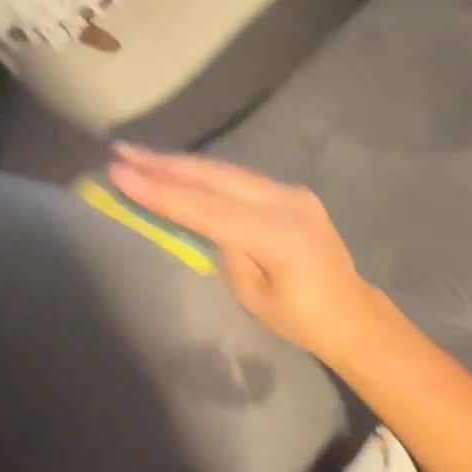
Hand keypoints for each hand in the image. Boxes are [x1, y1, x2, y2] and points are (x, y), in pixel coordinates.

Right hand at [107, 145, 394, 364]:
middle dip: (165, 164)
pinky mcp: (292, 193)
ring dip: (182, 164)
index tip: (120, 173)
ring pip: (227, 172)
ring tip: (139, 156)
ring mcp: (292, 192)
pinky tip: (178, 169)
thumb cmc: (301, 320)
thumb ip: (227, 251)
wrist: (352, 313)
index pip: (207, 208)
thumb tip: (203, 218)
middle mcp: (287, 202)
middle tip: (121, 152)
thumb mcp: (253, 295)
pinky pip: (240, 179)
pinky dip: (205, 174)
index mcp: (278, 235)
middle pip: (215, 177)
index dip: (160, 190)